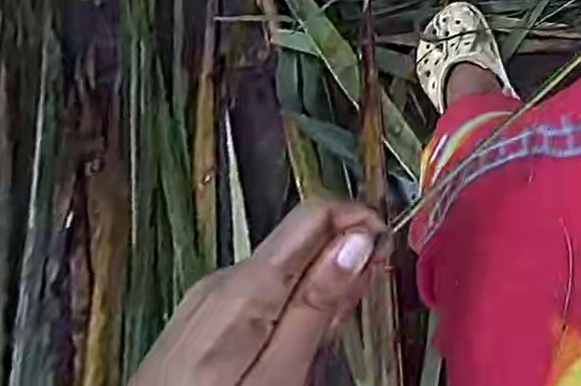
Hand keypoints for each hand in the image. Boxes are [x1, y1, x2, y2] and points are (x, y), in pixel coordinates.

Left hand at [130, 200, 387, 385]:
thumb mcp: (278, 375)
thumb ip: (318, 302)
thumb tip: (361, 237)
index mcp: (245, 284)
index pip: (316, 211)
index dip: (359, 221)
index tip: (383, 256)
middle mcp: (223, 278)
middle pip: (303, 238)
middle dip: (342, 261)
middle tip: (355, 310)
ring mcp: (205, 300)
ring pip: (285, 265)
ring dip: (318, 285)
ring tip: (325, 338)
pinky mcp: (197, 322)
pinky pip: (260, 290)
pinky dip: (290, 303)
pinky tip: (292, 344)